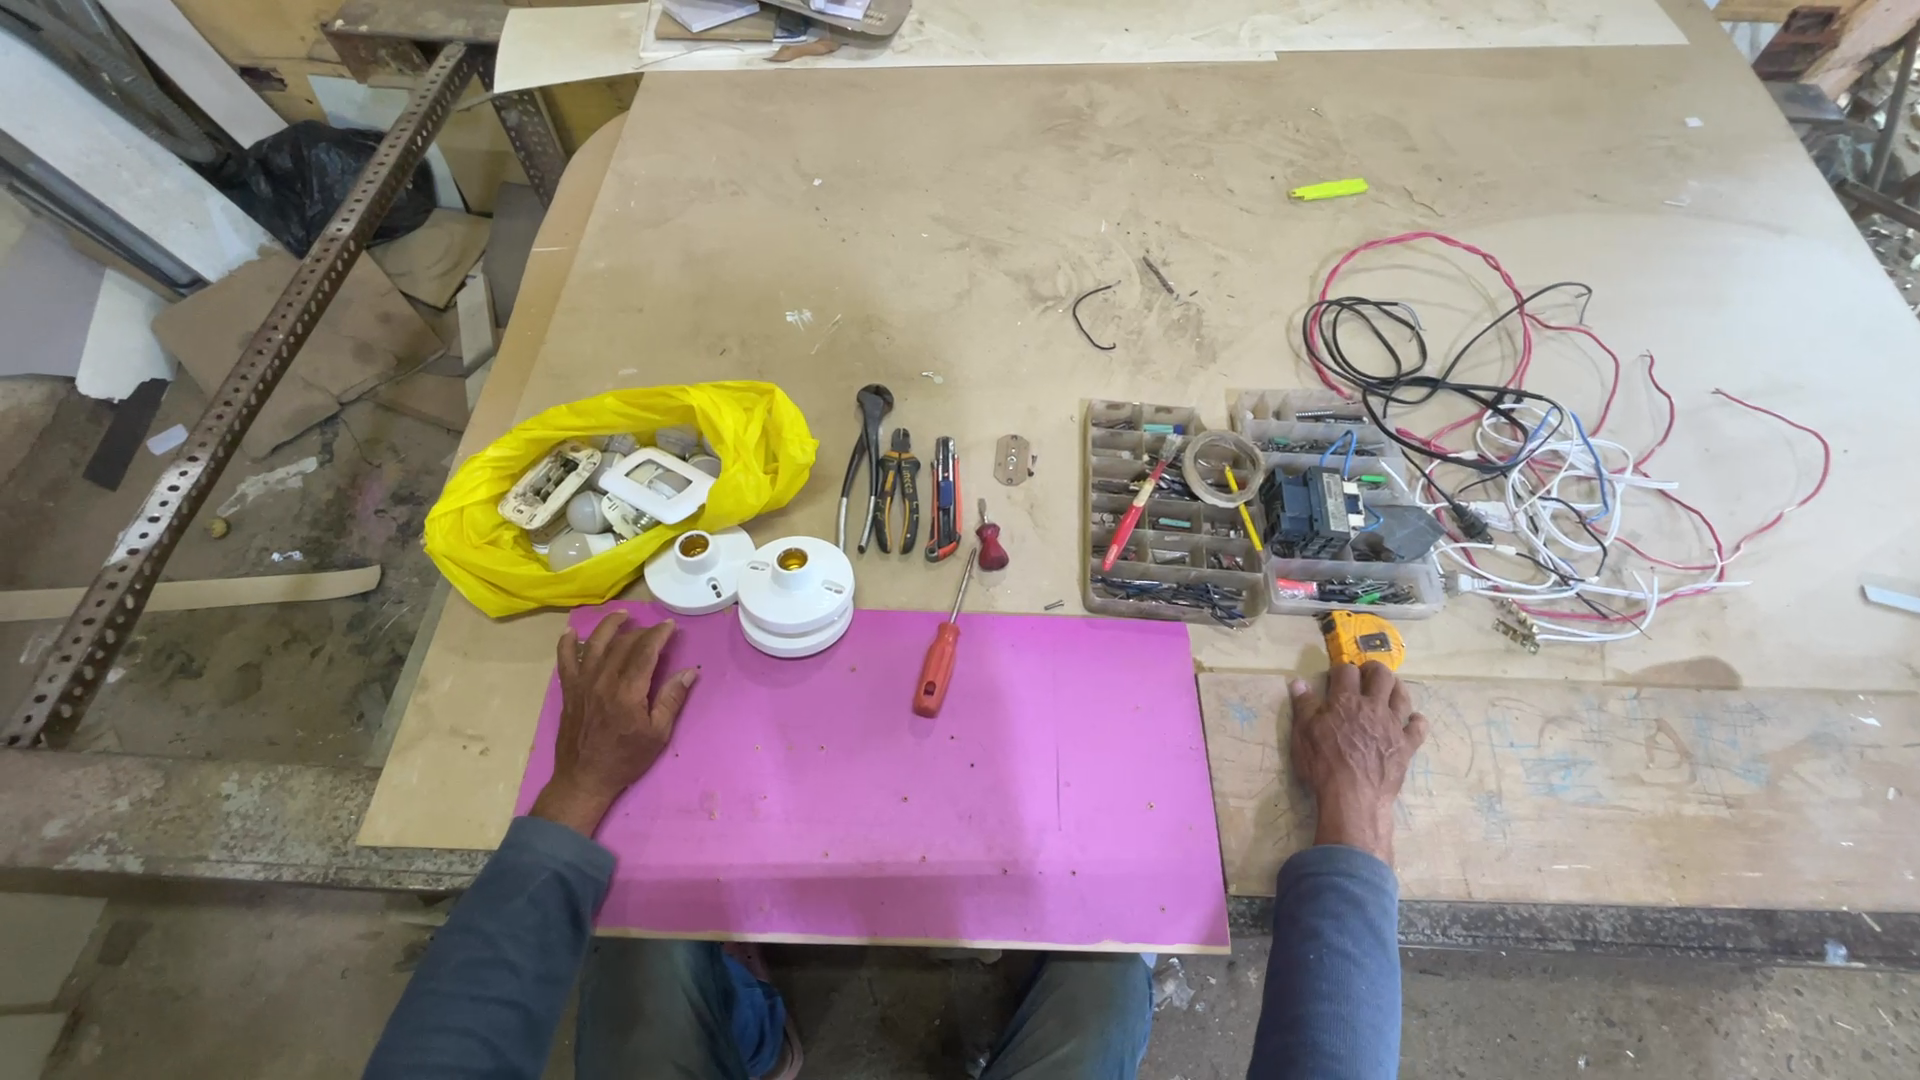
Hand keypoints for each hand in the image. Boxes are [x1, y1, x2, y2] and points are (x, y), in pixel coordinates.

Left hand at [529, 612, 698, 836]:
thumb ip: (672, 699)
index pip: (646, 652)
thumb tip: (689, 672)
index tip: (670, 626)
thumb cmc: (625, 759)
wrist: (584, 779)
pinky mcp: (569, 691)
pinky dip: (567, 644)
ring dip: (609, 626)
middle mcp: (603, 682)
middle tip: (656, 630)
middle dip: (642, 631)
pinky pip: (565, 661)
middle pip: (623, 644)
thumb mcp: (658, 734)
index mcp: (628, 692)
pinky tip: (572, 632)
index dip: (659, 635)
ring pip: (595, 645)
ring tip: (622, 615)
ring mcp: (582, 684)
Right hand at [1288, 662, 1427, 865]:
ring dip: (1396, 687)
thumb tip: (1298, 682)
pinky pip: (1418, 727)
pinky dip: (1416, 720)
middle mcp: (1373, 707)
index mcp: (1345, 701)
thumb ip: (1303, 705)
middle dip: (1373, 669)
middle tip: (1365, 673)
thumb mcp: (1302, 734)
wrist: (1353, 796)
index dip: (1340, 669)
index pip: (1346, 671)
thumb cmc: (1322, 764)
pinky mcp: (1406, 745)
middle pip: (1381, 676)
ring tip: (1389, 688)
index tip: (1335, 674)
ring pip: (1402, 696)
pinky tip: (1413, 719)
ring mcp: (1393, 726)